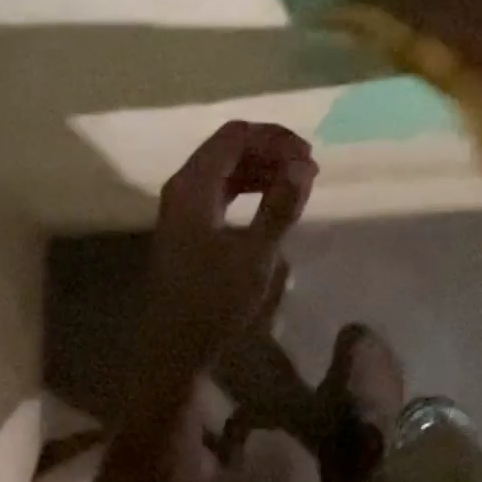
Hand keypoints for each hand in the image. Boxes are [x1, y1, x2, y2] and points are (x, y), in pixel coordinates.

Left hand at [146, 121, 316, 371]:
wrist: (172, 346)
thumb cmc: (213, 300)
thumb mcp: (255, 254)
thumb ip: (280, 205)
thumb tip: (304, 165)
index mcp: (193, 183)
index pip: (236, 135)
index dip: (274, 138)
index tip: (309, 157)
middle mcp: (184, 183)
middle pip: (229, 146)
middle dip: (270, 149)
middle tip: (309, 169)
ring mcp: (184, 202)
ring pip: (226, 166)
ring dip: (261, 167)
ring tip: (298, 181)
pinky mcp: (190, 221)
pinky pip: (222, 187)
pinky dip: (249, 185)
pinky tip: (273, 197)